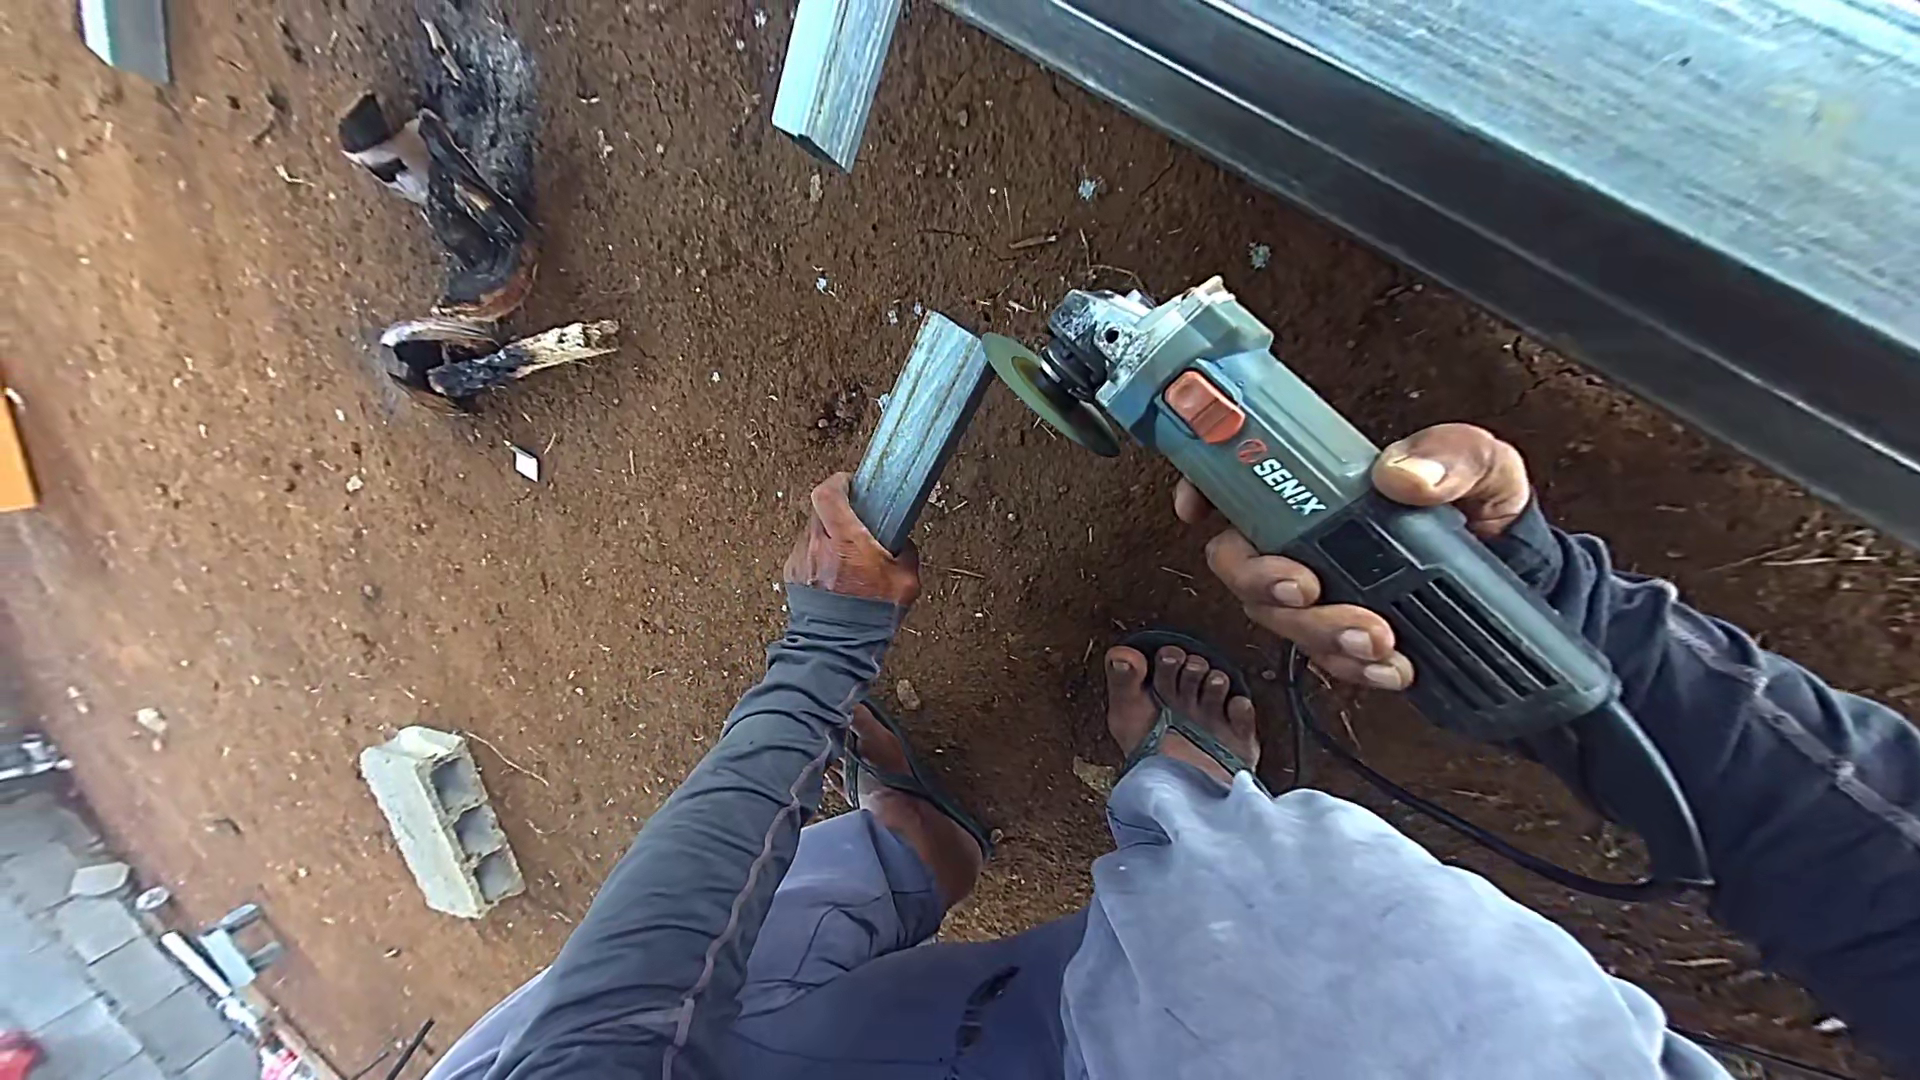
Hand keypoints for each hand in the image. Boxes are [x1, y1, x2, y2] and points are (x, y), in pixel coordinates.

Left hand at [784, 473, 920, 606]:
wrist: (837, 648)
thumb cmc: (870, 617)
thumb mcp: (905, 583)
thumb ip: (905, 555)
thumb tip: (901, 544)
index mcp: (847, 541)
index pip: (829, 493)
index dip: (839, 482)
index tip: (850, 482)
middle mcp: (818, 545)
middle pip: (819, 508)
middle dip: (836, 509)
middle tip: (853, 519)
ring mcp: (801, 559)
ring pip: (812, 531)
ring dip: (827, 535)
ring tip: (846, 555)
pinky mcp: (792, 575)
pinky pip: (805, 552)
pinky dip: (818, 555)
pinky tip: (834, 574)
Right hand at [1176, 423, 1531, 690]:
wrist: (1522, 585)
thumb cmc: (1483, 514)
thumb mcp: (1482, 468)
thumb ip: (1452, 457)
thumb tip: (1405, 478)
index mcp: (1316, 491)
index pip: (1235, 483)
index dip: (1200, 491)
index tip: (1196, 508)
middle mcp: (1298, 540)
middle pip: (1236, 560)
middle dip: (1260, 581)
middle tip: (1307, 588)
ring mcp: (1312, 589)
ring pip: (1272, 614)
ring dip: (1314, 630)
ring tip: (1376, 639)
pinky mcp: (1333, 633)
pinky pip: (1316, 655)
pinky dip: (1347, 665)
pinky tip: (1390, 667)